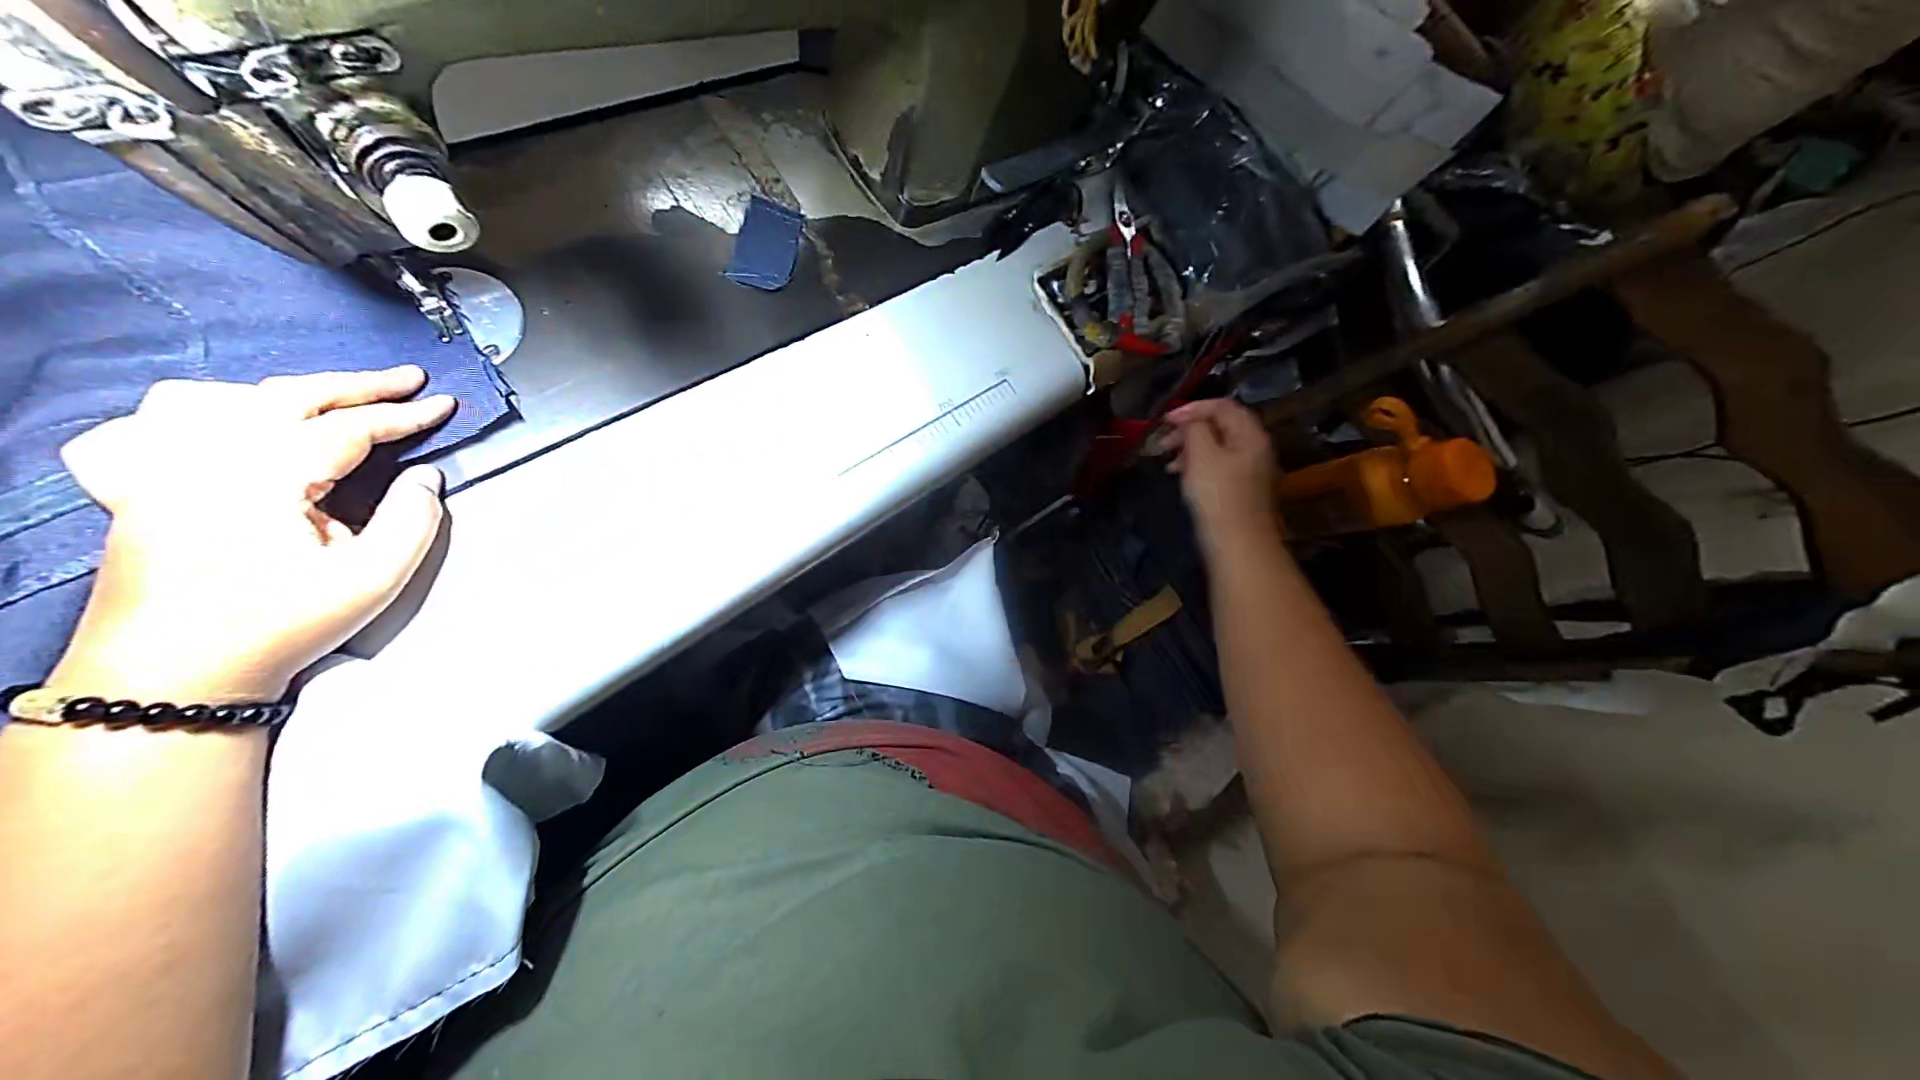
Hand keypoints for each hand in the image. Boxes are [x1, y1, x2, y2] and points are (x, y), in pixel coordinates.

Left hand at [45, 367, 456, 704]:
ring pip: (226, 397)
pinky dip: (203, 410)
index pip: (348, 425)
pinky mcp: (139, 487)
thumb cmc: (276, 627)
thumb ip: (412, 519)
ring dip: (289, 390)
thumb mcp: (371, 579)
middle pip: (290, 395)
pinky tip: (227, 419)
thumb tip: (424, 477)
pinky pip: (158, 423)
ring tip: (333, 397)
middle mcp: (204, 455)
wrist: (172, 673)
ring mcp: (162, 467)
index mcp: (263, 473)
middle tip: (408, 380)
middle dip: (358, 384)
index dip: (404, 413)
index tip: (443, 405)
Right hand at [1159, 398, 1281, 548]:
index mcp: (1250, 434)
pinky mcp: (1244, 490)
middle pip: (1222, 425)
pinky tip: (1184, 477)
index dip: (1191, 408)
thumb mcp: (1201, 455)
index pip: (1222, 405)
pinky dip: (1199, 465)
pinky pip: (1220, 465)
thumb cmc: (1218, 496)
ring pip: (1219, 447)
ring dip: (1191, 448)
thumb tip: (1191, 423)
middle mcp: (1256, 447)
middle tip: (1163, 442)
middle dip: (1190, 429)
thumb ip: (1195, 429)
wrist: (1239, 544)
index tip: (1164, 421)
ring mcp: (1252, 470)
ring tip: (1169, 463)